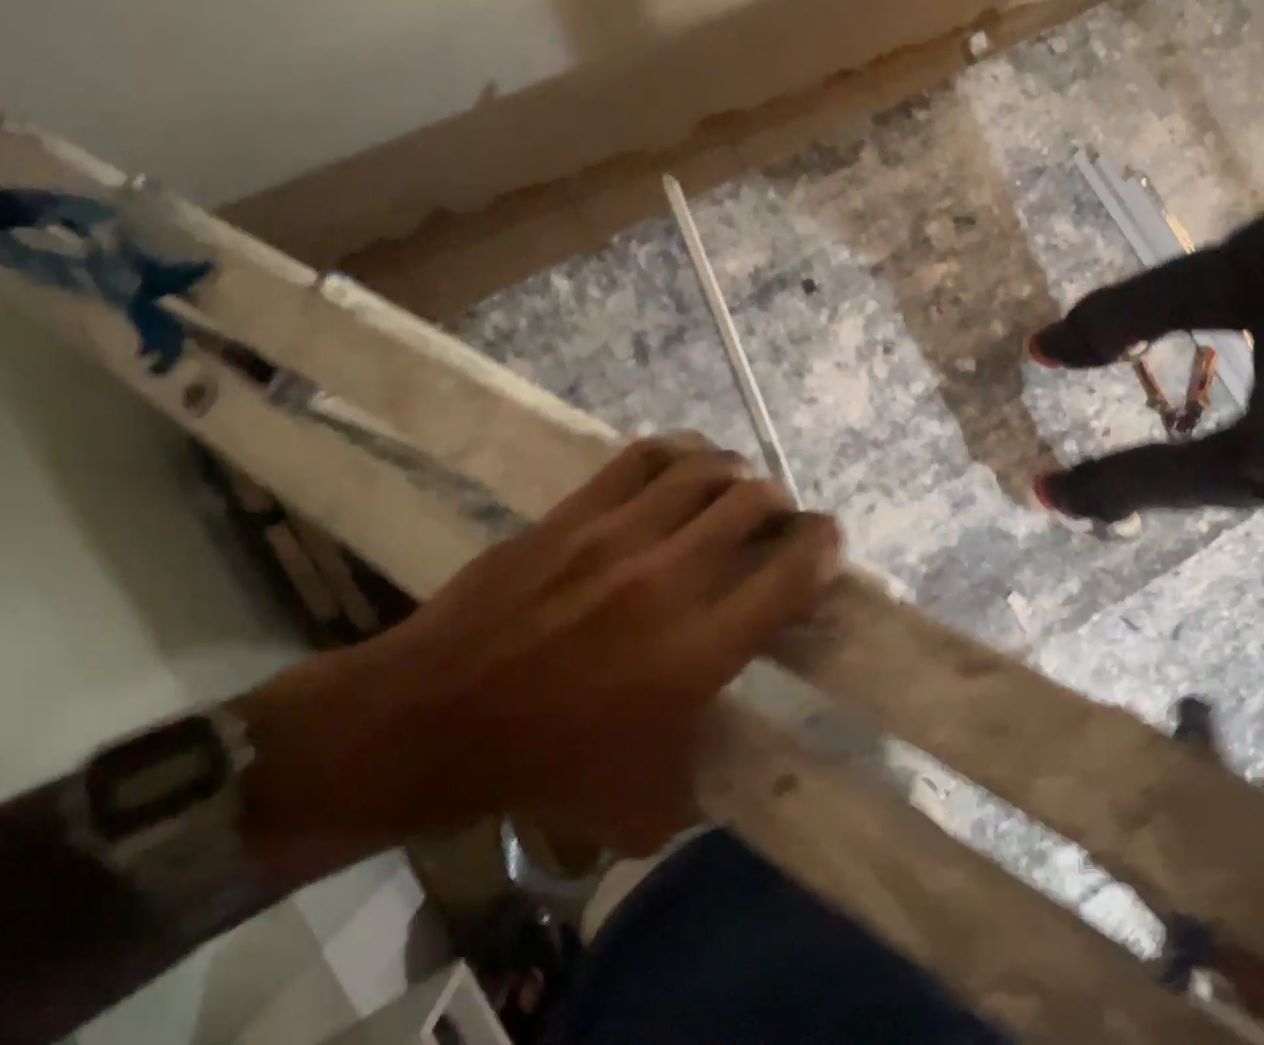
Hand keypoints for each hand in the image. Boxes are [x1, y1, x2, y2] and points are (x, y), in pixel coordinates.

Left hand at [239, 436, 842, 862]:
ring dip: (739, 476)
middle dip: (786, 509)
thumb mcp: (654, 808)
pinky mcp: (573, 515)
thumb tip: (751, 764)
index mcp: (702, 648)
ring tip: (739, 494)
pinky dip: (682, 454)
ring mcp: (617, 536)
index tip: (829, 550)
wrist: (433, 722)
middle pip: (756, 503)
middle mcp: (671, 577)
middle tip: (781, 528)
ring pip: (706, 470)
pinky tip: (688, 470)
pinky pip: (644, 458)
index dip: (827, 550)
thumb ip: (716, 781)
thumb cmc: (550, 770)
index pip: (794, 571)